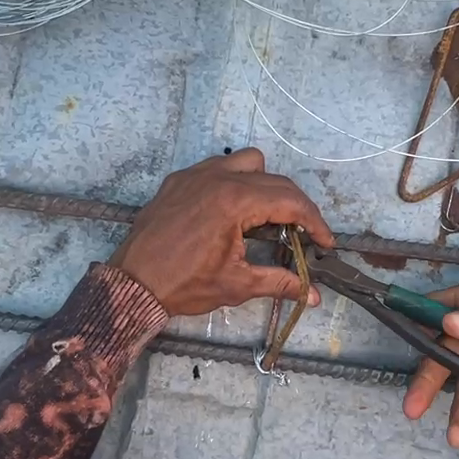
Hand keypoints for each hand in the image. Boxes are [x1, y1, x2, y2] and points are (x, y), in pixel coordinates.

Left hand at [108, 149, 333, 316]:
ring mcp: (195, 175)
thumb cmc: (184, 285)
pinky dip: (234, 182)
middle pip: (274, 180)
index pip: (290, 202)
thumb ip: (279, 283)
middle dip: (295, 206)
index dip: (315, 222)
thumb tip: (313, 296)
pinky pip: (217, 168)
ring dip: (265, 184)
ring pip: (246, 162)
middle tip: (302, 236)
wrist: (132, 284)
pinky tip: (231, 213)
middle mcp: (217, 177)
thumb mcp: (236, 285)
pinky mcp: (178, 181)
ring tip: (265, 218)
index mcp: (234, 201)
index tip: (326, 243)